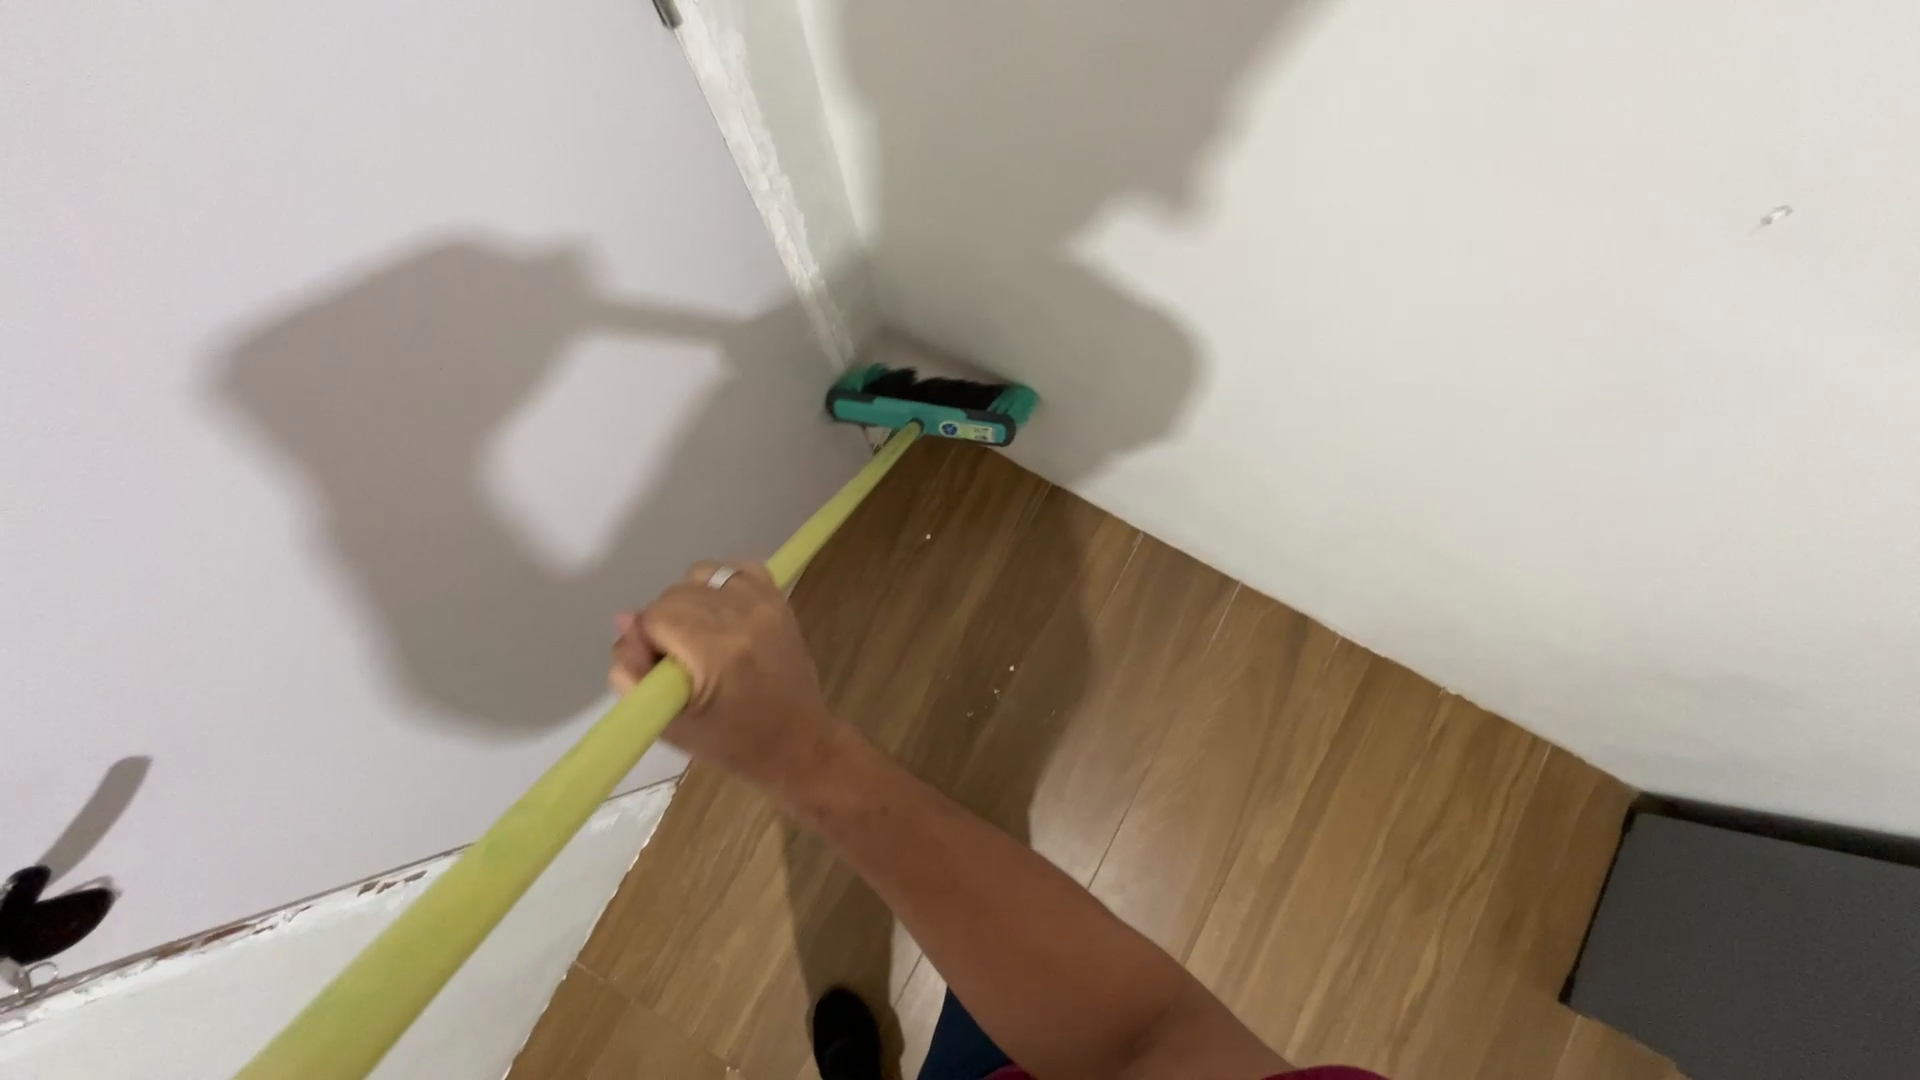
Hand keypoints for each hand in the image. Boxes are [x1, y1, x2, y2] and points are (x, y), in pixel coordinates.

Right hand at [610, 561, 841, 791]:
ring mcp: (765, 604)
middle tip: (679, 661)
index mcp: (716, 651)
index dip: (646, 642)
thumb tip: (625, 619)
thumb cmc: (730, 743)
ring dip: (690, 602)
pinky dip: (720, 585)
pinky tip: (721, 616)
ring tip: (700, 638)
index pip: (655, 616)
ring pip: (701, 576)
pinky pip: (736, 569)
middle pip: (675, 594)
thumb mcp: (669, 722)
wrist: (797, 741)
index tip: (660, 670)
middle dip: (664, 624)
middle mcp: (743, 617)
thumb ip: (634, 671)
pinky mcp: (779, 600)